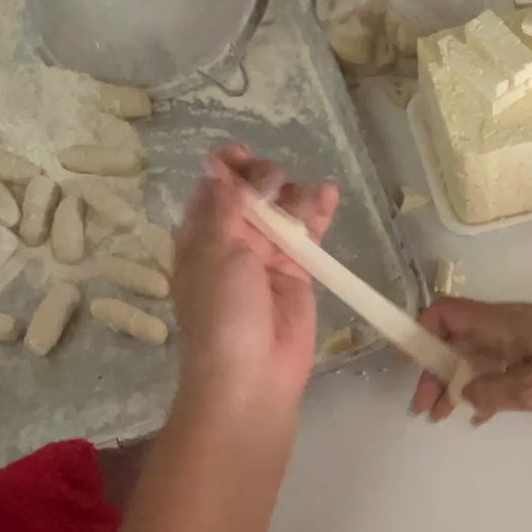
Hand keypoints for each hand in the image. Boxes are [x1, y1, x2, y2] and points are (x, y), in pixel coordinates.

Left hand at [172, 143, 338, 402]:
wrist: (253, 374)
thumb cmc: (222, 314)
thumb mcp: (214, 252)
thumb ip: (224, 207)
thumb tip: (220, 166)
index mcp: (201, 236)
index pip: (214, 188)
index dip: (228, 167)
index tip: (242, 156)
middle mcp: (234, 242)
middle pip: (253, 194)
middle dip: (265, 181)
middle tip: (274, 188)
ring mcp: (268, 258)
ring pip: (284, 212)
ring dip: (296, 196)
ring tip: (309, 197)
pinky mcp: (299, 273)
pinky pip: (309, 236)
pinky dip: (319, 214)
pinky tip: (330, 194)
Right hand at [409, 297, 531, 424]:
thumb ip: (492, 391)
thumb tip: (463, 393)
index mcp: (506, 323)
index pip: (447, 314)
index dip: (420, 333)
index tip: (406, 365)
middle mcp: (513, 325)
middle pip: (457, 339)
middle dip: (435, 371)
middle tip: (425, 408)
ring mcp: (529, 340)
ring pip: (479, 357)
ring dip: (458, 383)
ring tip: (443, 415)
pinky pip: (502, 368)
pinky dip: (485, 388)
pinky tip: (479, 414)